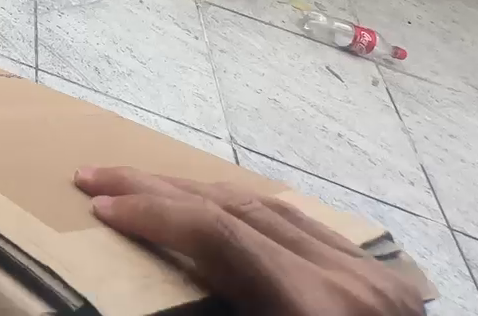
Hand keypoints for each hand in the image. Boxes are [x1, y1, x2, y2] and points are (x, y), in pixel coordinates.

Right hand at [75, 167, 424, 315]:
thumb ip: (204, 309)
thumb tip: (126, 295)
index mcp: (315, 312)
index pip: (217, 233)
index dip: (152, 212)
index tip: (99, 206)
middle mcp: (347, 283)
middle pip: (232, 207)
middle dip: (154, 187)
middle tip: (94, 175)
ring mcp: (373, 278)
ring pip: (261, 204)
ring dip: (189, 189)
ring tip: (136, 182)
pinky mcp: (383, 280)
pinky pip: (298, 222)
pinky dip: (241, 205)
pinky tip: (209, 198)